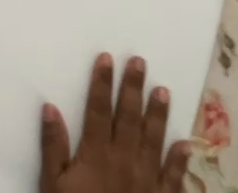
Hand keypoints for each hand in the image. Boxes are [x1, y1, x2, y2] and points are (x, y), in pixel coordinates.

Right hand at [40, 55, 190, 192]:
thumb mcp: (53, 184)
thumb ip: (53, 146)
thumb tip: (50, 107)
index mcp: (96, 154)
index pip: (98, 110)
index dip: (101, 82)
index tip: (106, 58)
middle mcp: (125, 161)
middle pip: (128, 118)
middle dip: (132, 88)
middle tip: (139, 61)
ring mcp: (148, 182)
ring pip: (154, 140)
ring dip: (158, 114)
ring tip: (163, 90)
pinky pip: (175, 177)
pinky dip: (182, 159)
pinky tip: (186, 143)